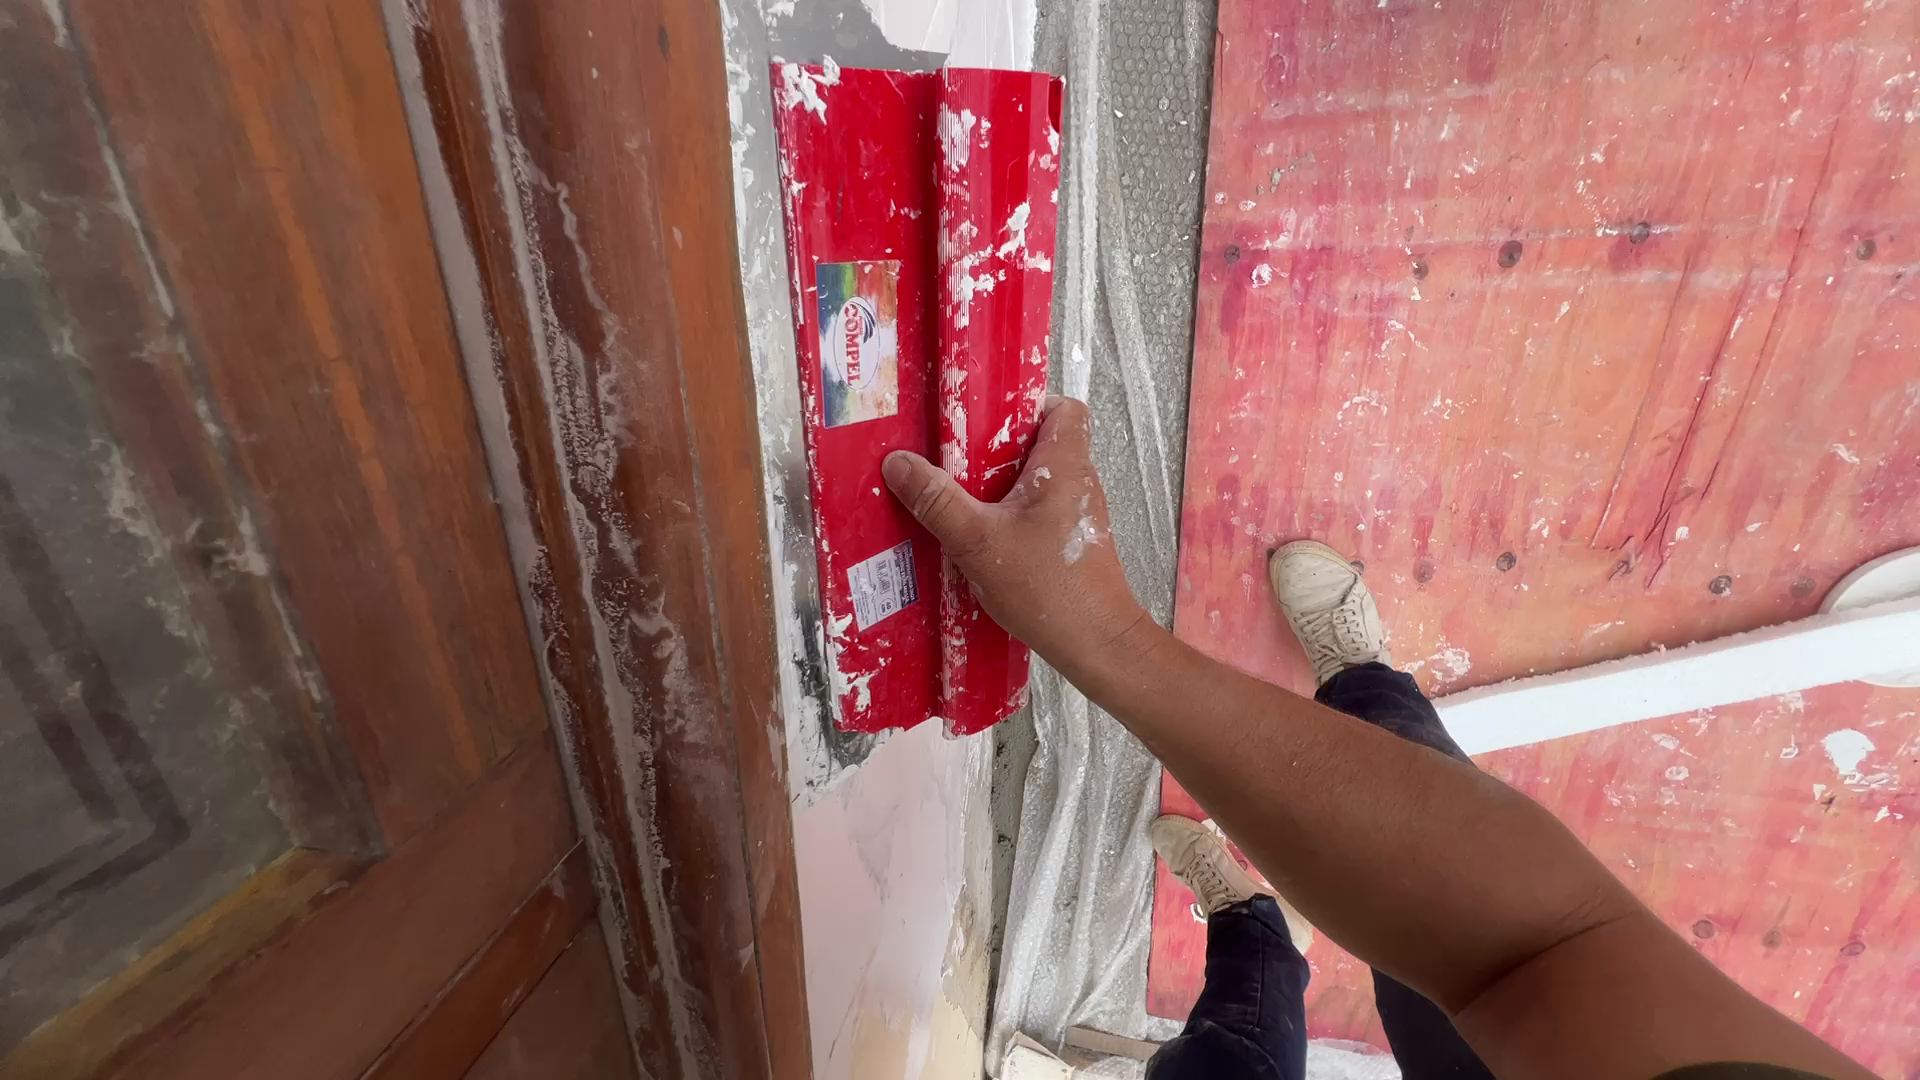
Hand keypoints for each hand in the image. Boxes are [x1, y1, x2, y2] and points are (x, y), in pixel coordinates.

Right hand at [881, 396, 1148, 676]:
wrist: (1096, 644)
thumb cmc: (1046, 586)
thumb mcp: (978, 542)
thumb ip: (937, 501)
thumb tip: (897, 462)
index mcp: (1065, 465)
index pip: (1065, 408)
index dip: (1029, 404)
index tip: (985, 420)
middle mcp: (1078, 481)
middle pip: (1041, 442)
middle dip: (996, 447)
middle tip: (954, 458)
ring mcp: (1077, 514)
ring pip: (1036, 480)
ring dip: (999, 484)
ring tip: (956, 494)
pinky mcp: (1071, 542)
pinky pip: (1037, 510)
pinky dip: (1009, 513)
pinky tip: (977, 534)